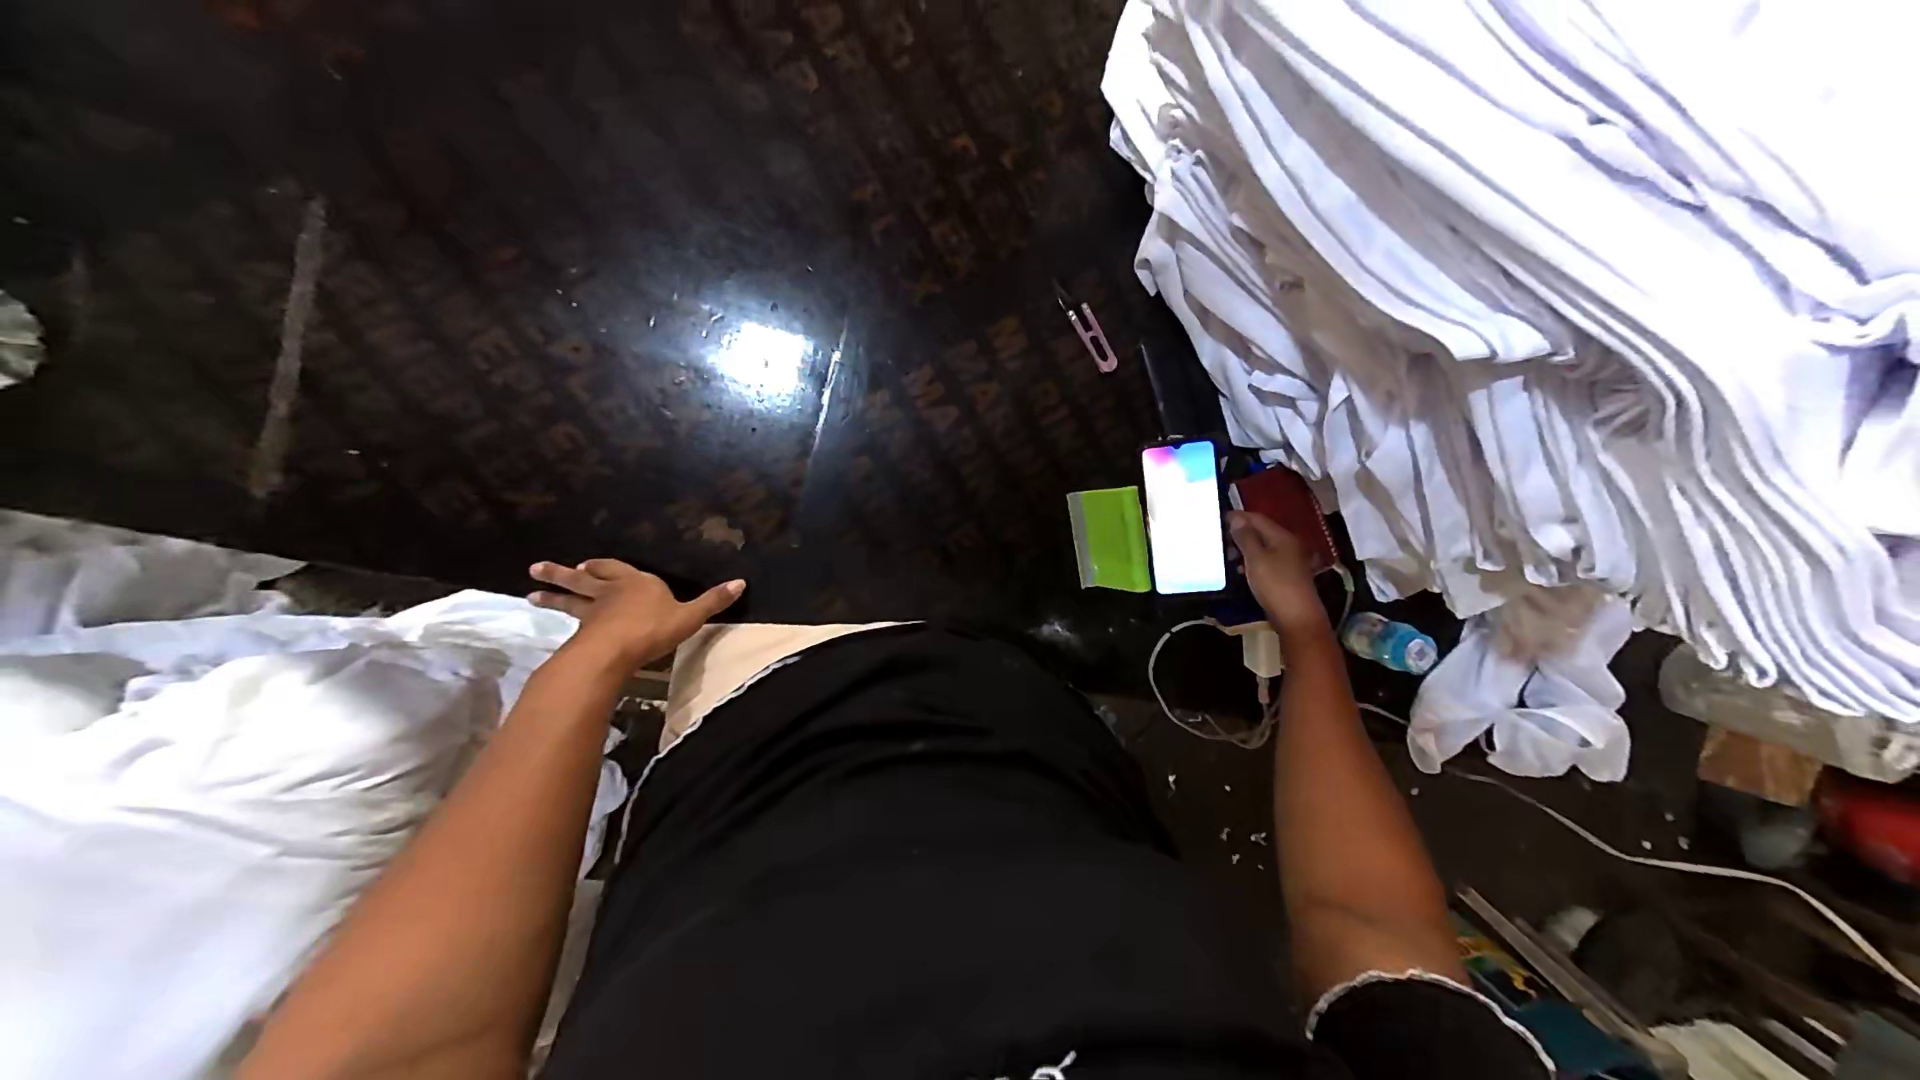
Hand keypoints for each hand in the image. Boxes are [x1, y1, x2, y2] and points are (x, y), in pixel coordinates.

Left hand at [528, 559, 744, 667]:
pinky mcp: (582, 632)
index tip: (588, 563)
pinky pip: (569, 621)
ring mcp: (593, 612)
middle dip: (566, 573)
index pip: (618, 569)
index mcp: (637, 582)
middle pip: (586, 578)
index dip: (606, 567)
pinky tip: (552, 622)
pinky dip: (558, 616)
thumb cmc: (653, 629)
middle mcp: (611, 591)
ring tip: (532, 591)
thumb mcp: (690, 616)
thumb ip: (713, 601)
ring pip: (570, 598)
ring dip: (552, 593)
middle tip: (540, 569)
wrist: (613, 650)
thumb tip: (741, 582)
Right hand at [1227, 511, 1326, 634]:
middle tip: (1219, 539)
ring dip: (1244, 548)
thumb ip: (1245, 537)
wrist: (1296, 617)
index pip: (1258, 518)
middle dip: (1240, 533)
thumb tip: (1236, 517)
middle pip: (1261, 532)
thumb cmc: (1275, 584)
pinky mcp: (1285, 574)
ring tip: (1227, 555)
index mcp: (1282, 536)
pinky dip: (1251, 561)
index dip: (1239, 516)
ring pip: (1262, 547)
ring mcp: (1288, 560)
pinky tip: (1240, 569)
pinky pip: (1265, 560)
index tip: (1218, 519)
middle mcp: (1288, 544)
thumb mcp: (1256, 558)